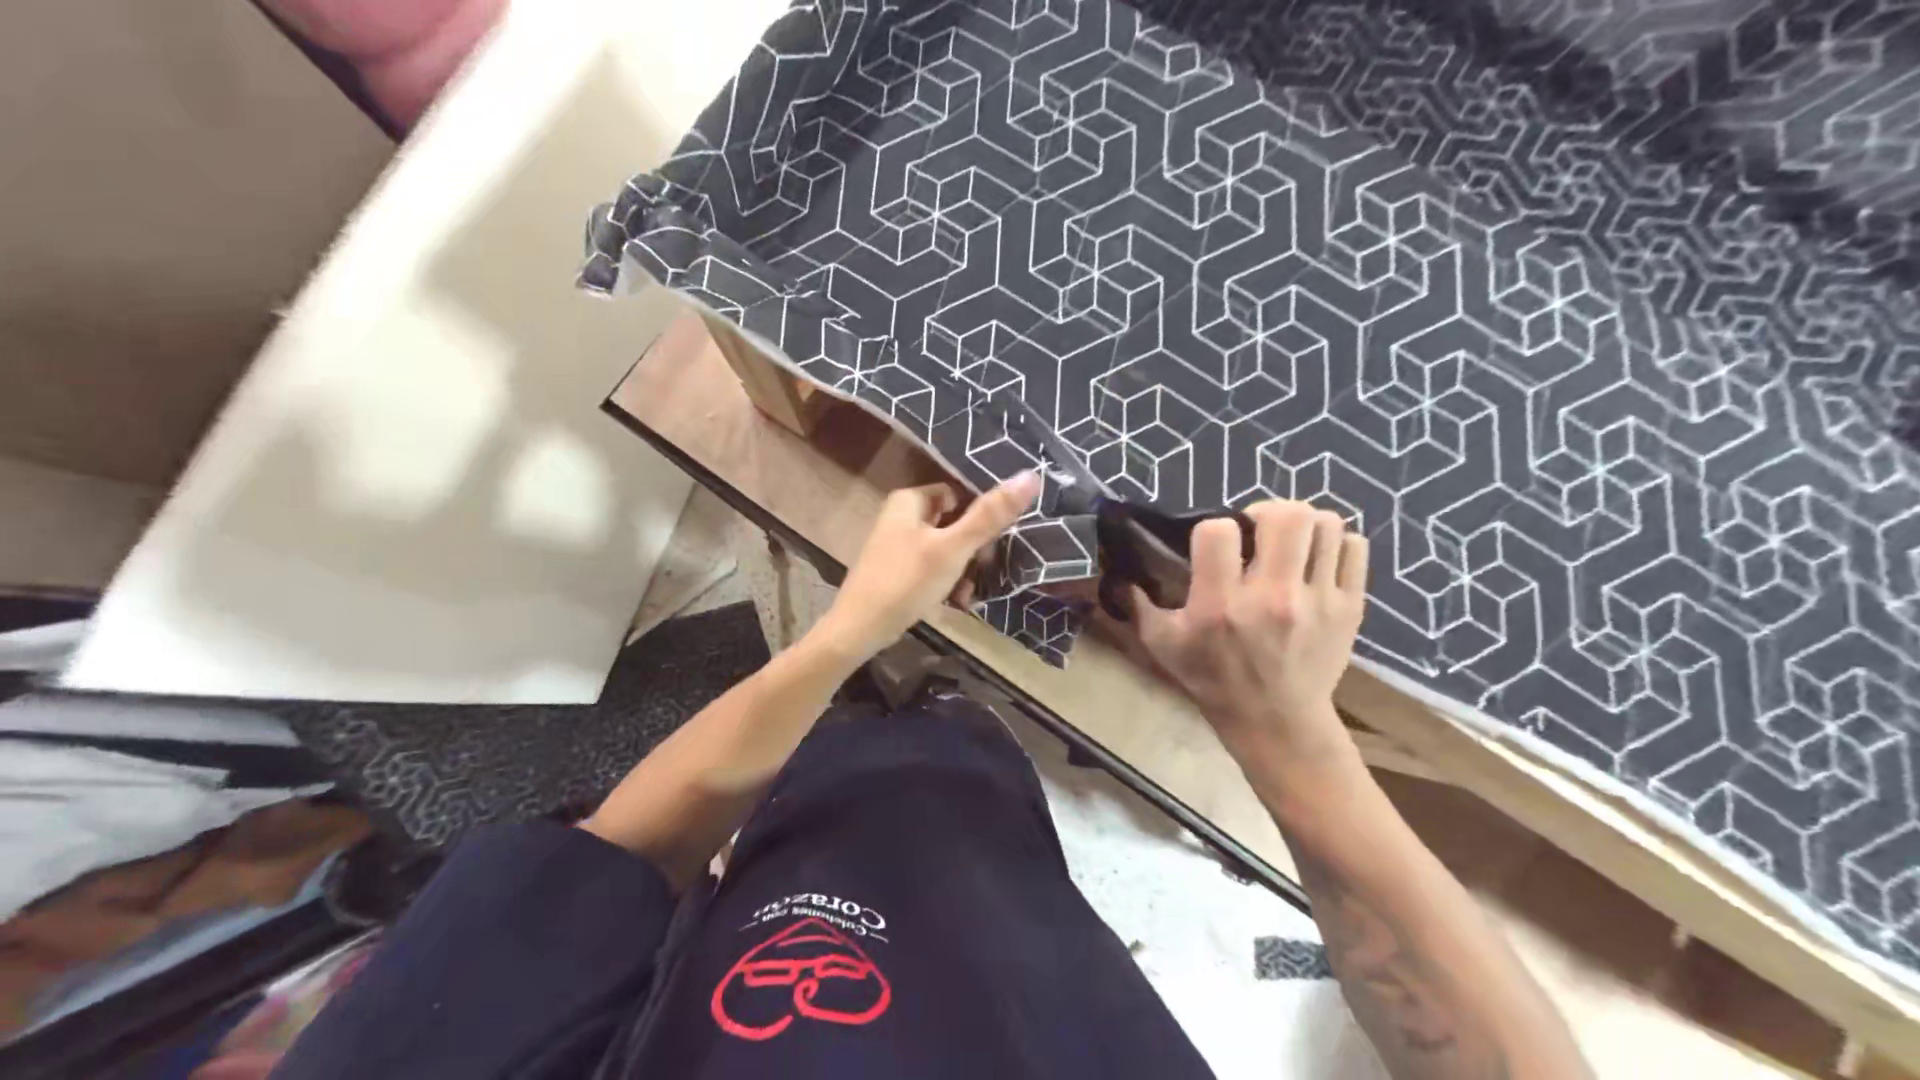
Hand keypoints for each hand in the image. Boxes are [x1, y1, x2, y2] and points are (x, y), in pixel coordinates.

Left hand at [816, 471, 1042, 657]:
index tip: (995, 543)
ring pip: (947, 550)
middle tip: (982, 575)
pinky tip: (953, 603)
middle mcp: (902, 517)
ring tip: (966, 595)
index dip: (981, 517)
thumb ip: (990, 515)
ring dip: (963, 572)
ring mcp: (898, 545)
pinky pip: (932, 569)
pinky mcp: (898, 571)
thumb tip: (1031, 475)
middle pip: (955, 524)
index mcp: (910, 500)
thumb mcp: (953, 548)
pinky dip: (946, 583)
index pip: (959, 495)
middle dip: (973, 553)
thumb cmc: (906, 582)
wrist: (859, 630)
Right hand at [1128, 500, 1368, 761]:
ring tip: (1289, 543)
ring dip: (1303, 525)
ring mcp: (1318, 601)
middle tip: (1257, 531)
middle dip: (1266, 512)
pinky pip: (1355, 547)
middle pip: (1285, 515)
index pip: (1219, 530)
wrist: (1276, 723)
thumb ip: (1138, 604)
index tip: (1213, 546)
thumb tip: (1115, 572)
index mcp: (1220, 605)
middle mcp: (1272, 597)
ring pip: (1325, 525)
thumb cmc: (1213, 680)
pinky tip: (1315, 559)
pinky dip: (1335, 544)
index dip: (1213, 529)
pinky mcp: (1350, 608)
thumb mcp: (1162, 646)